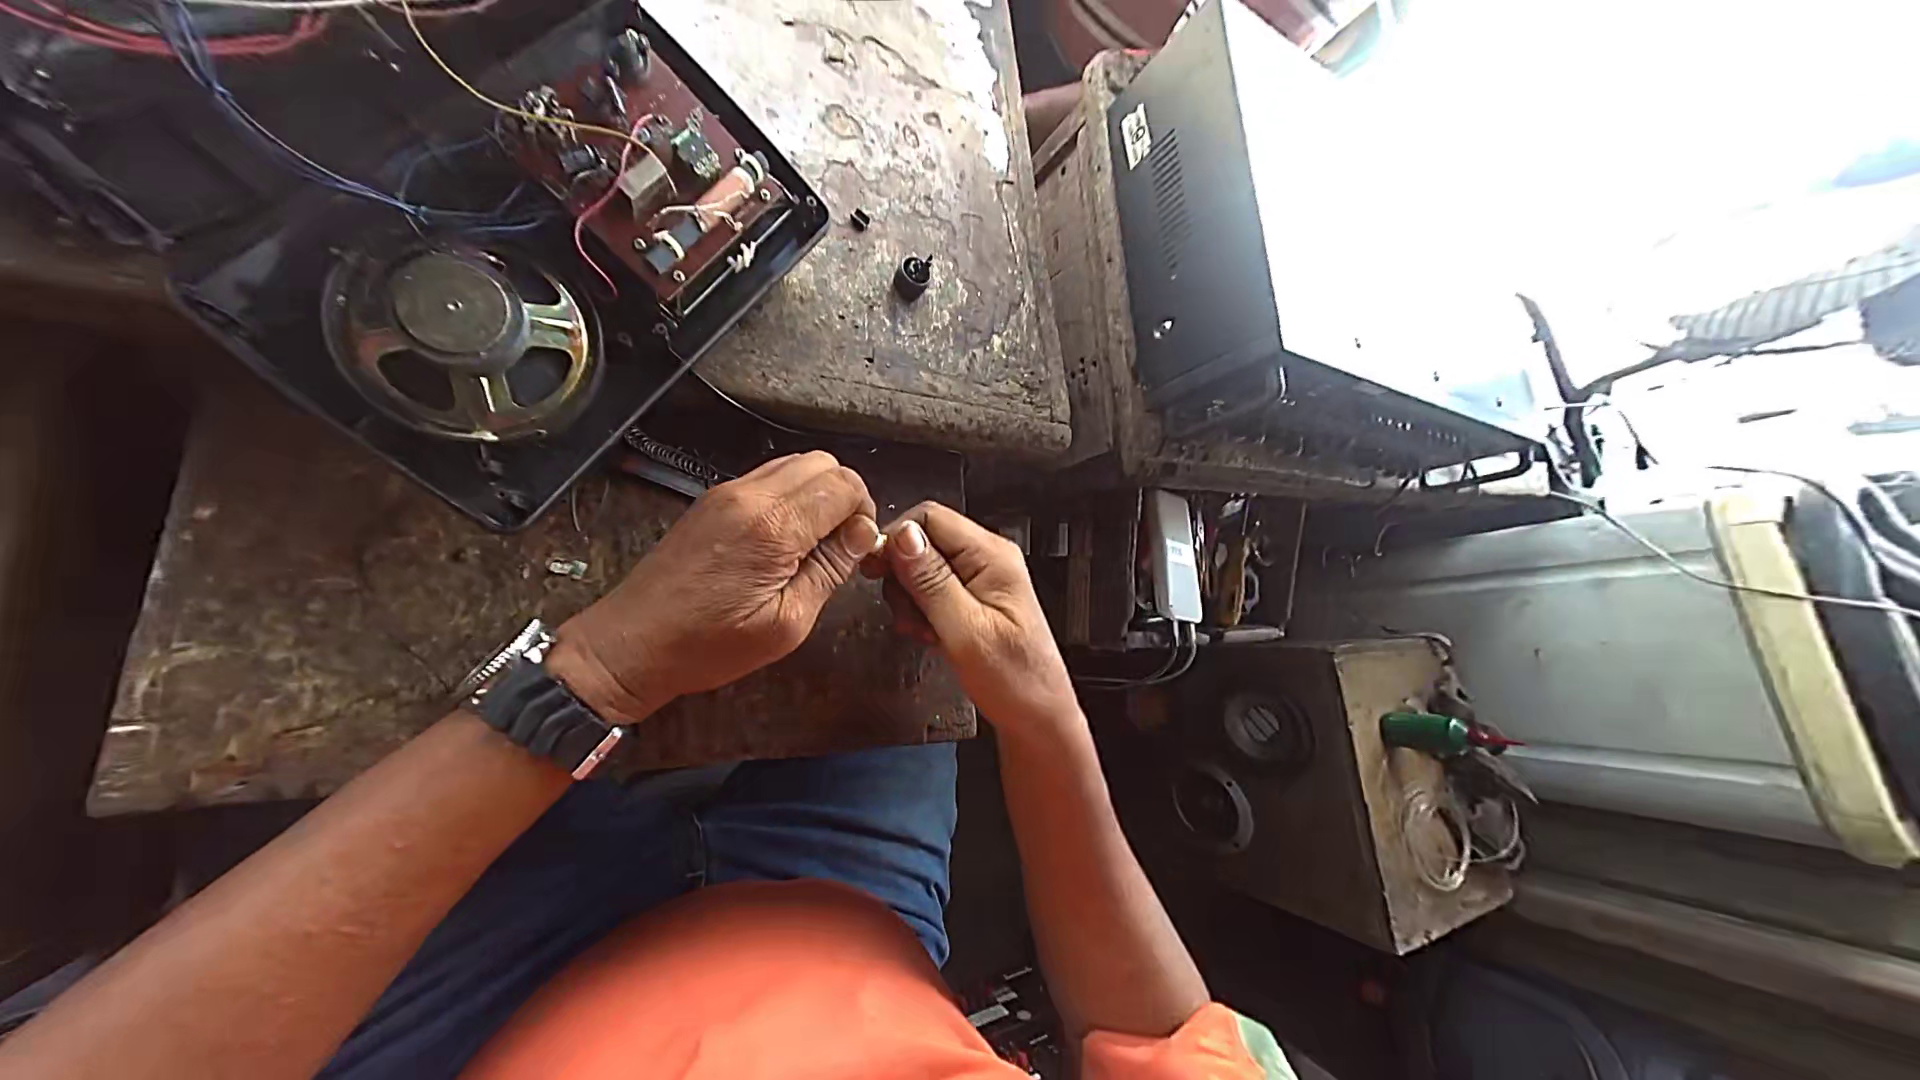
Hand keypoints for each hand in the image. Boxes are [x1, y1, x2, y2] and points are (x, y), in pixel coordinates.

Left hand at [548, 451, 881, 725]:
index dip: (865, 512)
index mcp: (773, 526)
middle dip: (847, 497)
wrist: (630, 644)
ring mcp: (728, 492)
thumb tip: (863, 534)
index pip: (844, 485)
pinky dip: (792, 496)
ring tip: (815, 541)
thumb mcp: (788, 623)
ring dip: (819, 494)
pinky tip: (786, 537)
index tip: (860, 546)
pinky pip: (770, 478)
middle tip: (843, 541)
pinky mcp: (713, 499)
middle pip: (824, 464)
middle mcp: (751, 495)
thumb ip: (831, 570)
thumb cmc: (709, 645)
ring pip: (797, 464)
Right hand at [865, 501, 1078, 734]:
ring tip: (924, 631)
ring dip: (909, 599)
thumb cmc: (1015, 679)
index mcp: (992, 556)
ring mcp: (978, 578)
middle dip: (901, 576)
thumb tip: (902, 537)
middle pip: (921, 541)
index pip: (929, 517)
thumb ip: (931, 582)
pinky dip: (920, 612)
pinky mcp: (969, 599)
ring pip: (920, 568)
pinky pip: (929, 591)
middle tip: (907, 614)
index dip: (895, 540)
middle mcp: (986, 558)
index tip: (875, 570)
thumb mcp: (966, 631)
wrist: (1036, 717)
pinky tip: (930, 635)